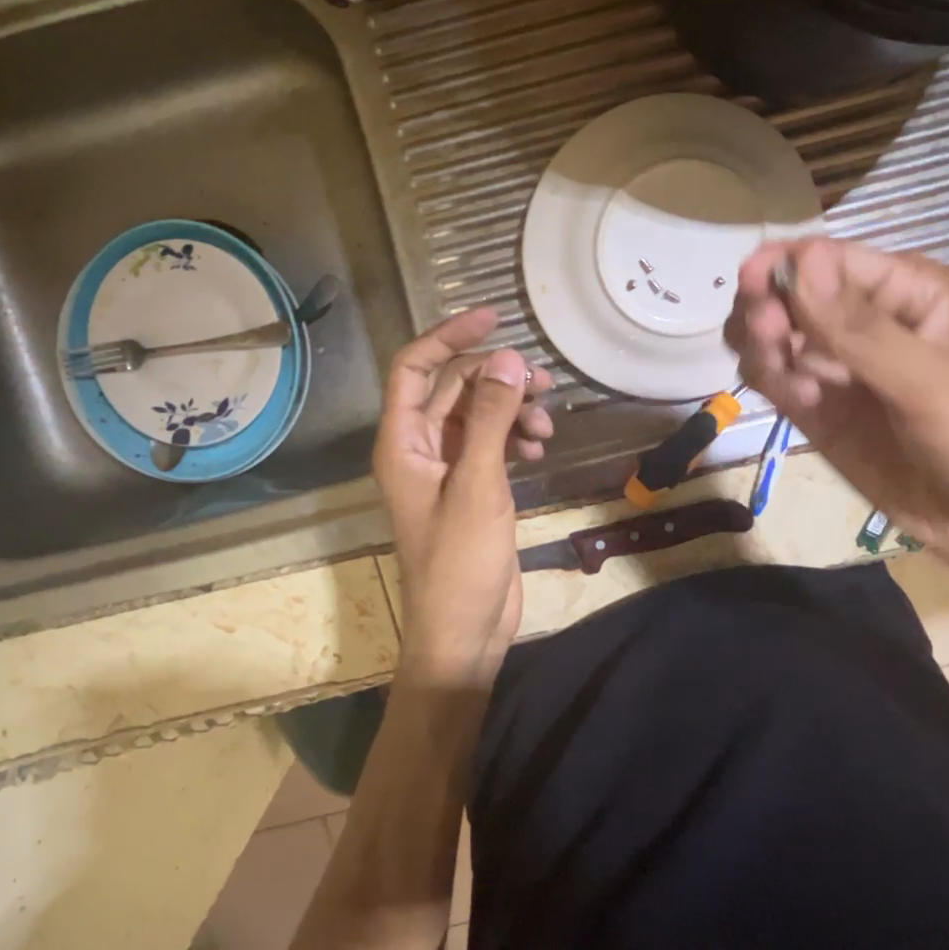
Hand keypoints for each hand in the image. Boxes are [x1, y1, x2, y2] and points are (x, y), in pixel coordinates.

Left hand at [373, 308, 553, 684]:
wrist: (465, 631)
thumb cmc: (460, 562)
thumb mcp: (477, 484)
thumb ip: (490, 419)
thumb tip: (506, 359)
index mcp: (402, 442)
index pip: (415, 368)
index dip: (450, 337)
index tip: (494, 318)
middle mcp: (419, 448)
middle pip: (454, 389)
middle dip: (497, 379)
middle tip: (543, 383)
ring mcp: (446, 470)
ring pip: (478, 416)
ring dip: (511, 411)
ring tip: (546, 427)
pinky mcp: (472, 490)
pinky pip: (491, 445)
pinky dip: (514, 438)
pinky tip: (539, 450)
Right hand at [725, 237, 948, 583]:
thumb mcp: (934, 382)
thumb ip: (859, 330)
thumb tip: (800, 262)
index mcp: (913, 294)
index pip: (834, 262)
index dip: (790, 265)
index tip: (751, 282)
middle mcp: (873, 325)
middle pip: (796, 298)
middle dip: (771, 306)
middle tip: (764, 332)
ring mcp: (846, 374)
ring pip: (781, 340)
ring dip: (764, 343)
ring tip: (772, 363)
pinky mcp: (828, 418)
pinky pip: (783, 385)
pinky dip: (772, 380)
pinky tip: (785, 390)